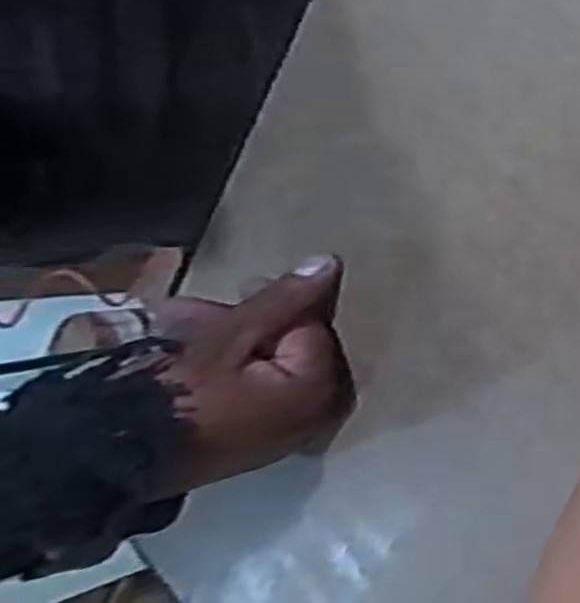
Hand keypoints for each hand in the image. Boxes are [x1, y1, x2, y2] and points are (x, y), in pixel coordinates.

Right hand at [150, 255, 353, 493]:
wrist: (94, 473)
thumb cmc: (175, 400)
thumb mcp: (230, 338)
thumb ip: (283, 299)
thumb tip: (328, 263)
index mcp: (322, 388)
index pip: (312, 326)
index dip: (278, 302)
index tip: (247, 282)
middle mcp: (312, 414)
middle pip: (282, 347)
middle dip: (240, 320)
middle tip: (195, 306)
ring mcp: (274, 435)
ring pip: (255, 368)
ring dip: (217, 342)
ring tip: (169, 320)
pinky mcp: (236, 448)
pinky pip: (237, 395)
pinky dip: (212, 372)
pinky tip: (172, 352)